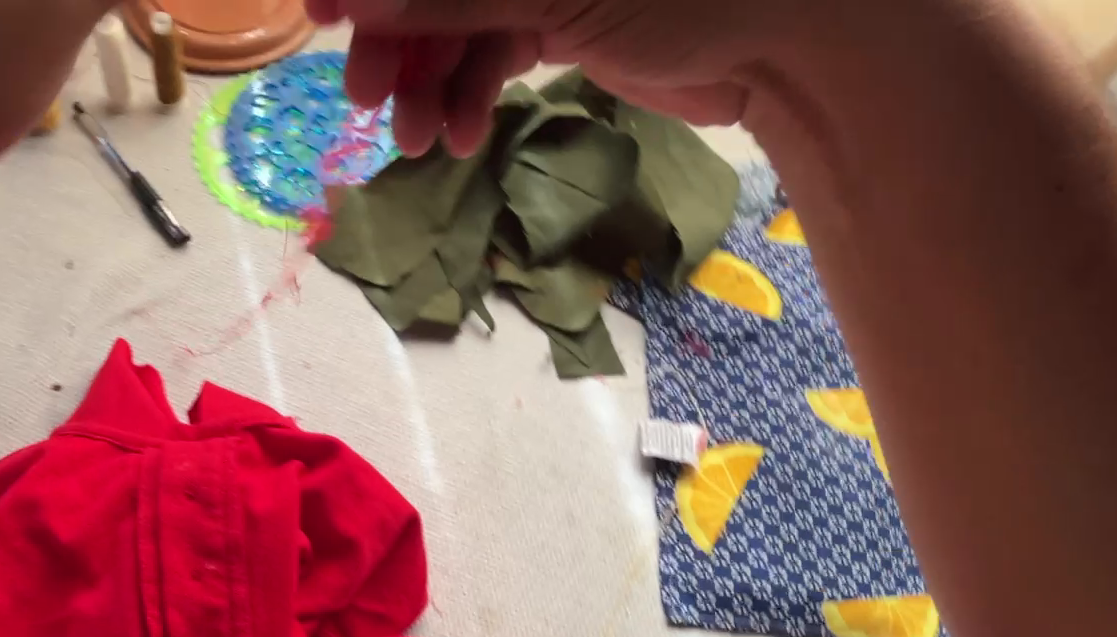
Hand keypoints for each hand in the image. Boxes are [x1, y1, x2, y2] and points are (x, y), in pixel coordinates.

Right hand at [308, 0, 871, 156]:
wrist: (794, 35)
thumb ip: (448, 0)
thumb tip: (350, 6)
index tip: (322, 19)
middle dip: (396, 38)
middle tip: (367, 99)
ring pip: (458, 21)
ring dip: (429, 83)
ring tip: (419, 141)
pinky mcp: (561, 17)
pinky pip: (492, 51)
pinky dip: (469, 95)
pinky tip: (459, 137)